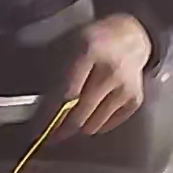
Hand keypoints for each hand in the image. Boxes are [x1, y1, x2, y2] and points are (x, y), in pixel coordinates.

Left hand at [54, 14, 151, 136]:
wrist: (129, 37)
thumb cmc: (91, 42)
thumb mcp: (68, 45)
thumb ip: (55, 74)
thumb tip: (42, 111)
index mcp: (89, 51)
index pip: (65, 93)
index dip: (49, 116)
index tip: (36, 132)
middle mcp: (110, 70)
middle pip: (80, 114)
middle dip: (62, 130)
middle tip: (50, 136)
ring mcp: (125, 87)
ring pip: (94, 125)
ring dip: (79, 127)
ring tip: (70, 122)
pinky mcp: (135, 100)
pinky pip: (108, 125)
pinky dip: (96, 124)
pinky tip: (91, 114)